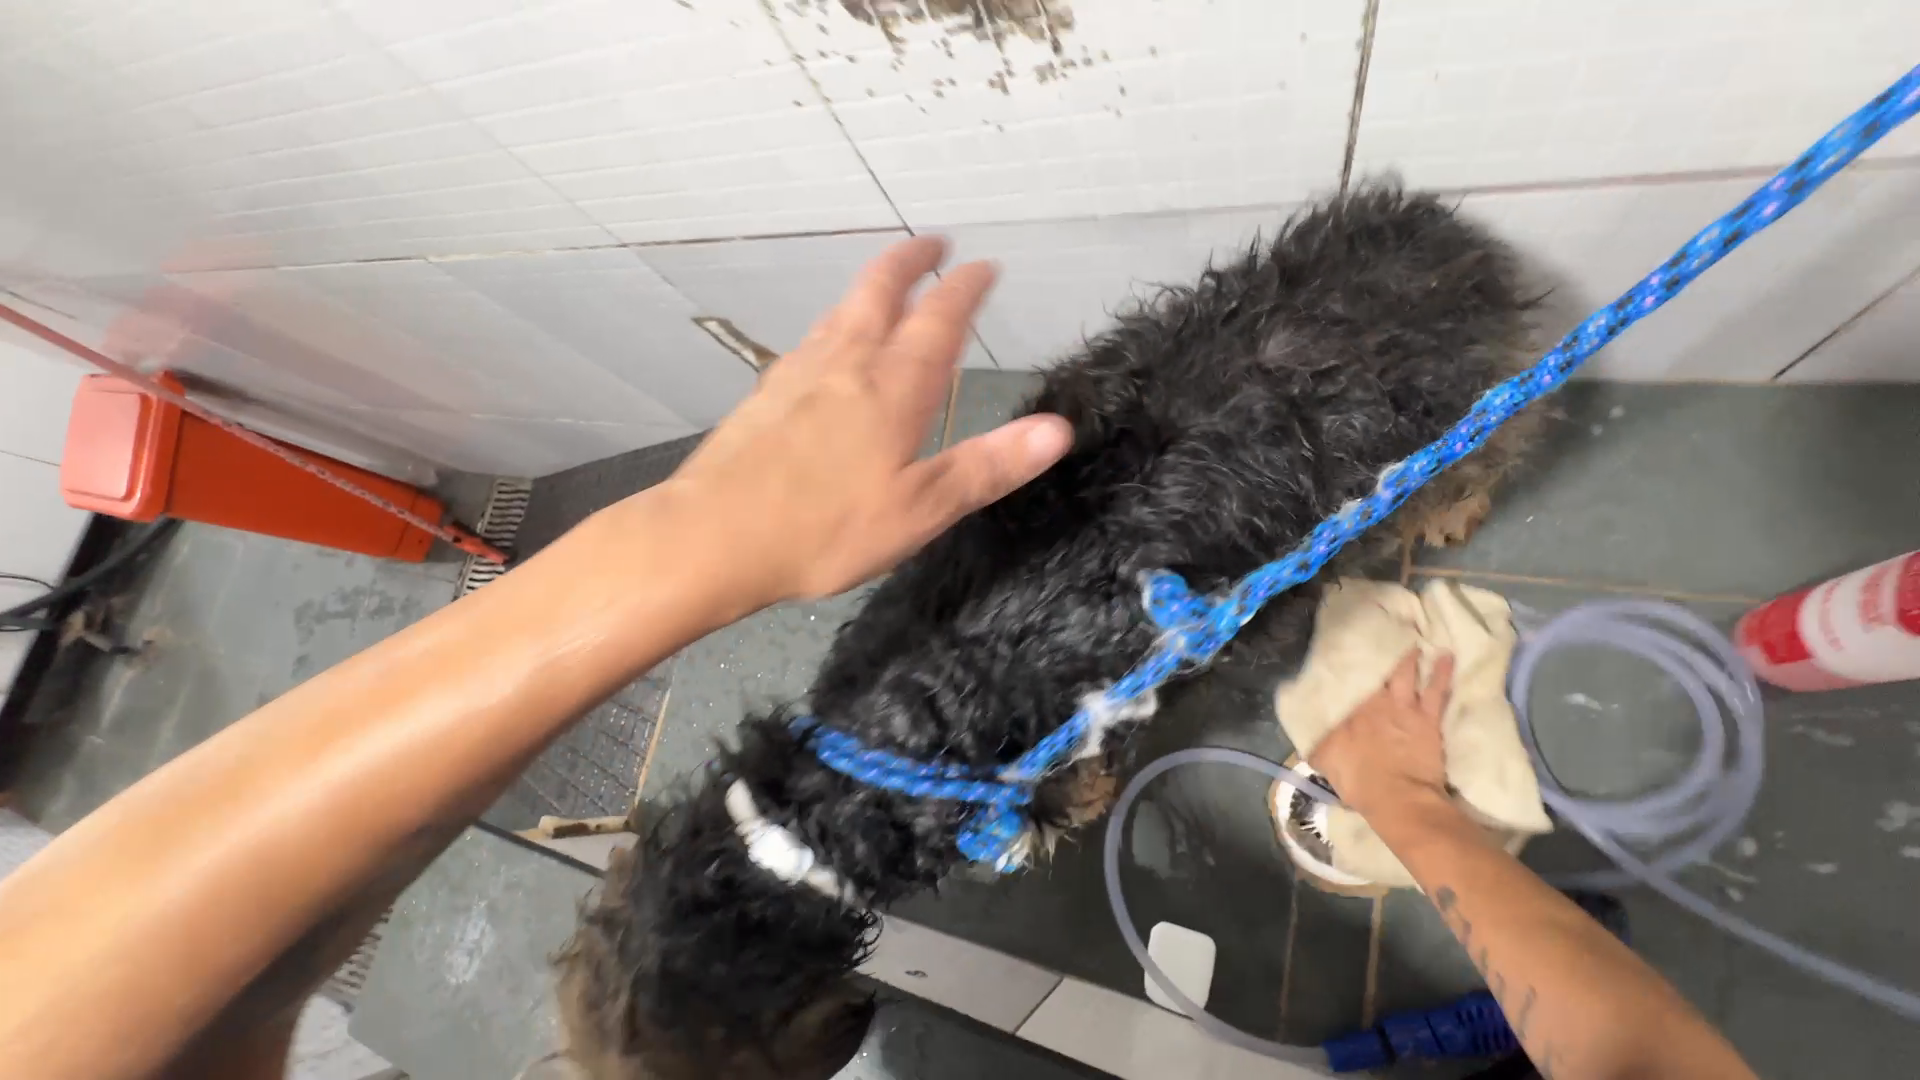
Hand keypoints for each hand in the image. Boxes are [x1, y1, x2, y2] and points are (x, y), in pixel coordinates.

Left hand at [632, 236, 1072, 609]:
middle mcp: (847, 364)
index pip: (940, 320)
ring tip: (887, 284)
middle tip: (932, 243)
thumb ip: (986, 467)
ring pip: (842, 311)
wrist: (712, 537)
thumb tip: (1059, 430)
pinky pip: (812, 339)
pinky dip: (836, 323)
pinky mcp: (765, 395)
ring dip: (870, 287)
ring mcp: (799, 374)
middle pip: (880, 291)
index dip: (966, 289)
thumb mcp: (920, 510)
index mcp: (893, 388)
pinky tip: (828, 345)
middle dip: (911, 262)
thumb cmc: (825, 530)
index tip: (984, 265)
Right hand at [1309, 650, 1454, 818]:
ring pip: (1406, 673)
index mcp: (1348, 710)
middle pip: (1376, 671)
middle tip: (1381, 630)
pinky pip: (1437, 691)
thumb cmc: (1358, 780)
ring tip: (1412, 636)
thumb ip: (1314, 739)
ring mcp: (1404, 708)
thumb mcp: (1323, 759)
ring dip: (1409, 654)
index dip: (1345, 665)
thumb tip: (1303, 723)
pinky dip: (1443, 672)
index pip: (1345, 682)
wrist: (1399, 799)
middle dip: (1378, 650)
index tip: (1343, 646)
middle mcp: (1374, 702)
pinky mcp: (1428, 719)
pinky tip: (1447, 656)